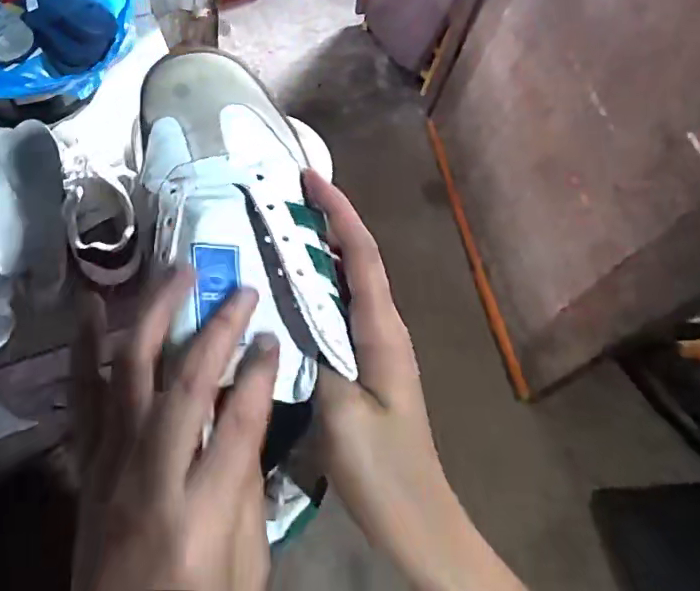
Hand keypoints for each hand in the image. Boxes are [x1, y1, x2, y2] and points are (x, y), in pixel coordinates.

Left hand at [71, 267, 279, 590]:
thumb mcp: (244, 569)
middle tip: (238, 290)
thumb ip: (247, 488)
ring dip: (154, 313)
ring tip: (176, 272)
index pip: (238, 424)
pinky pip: (81, 392)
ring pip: (129, 369)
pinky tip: (90, 303)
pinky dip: (84, 344)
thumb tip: (246, 411)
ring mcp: (108, 462)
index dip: (258, 372)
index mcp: (199, 515)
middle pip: (184, 383)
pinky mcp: (84, 461)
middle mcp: (149, 476)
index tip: (271, 335)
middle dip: (216, 328)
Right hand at [307, 171, 524, 590]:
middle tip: (284, 194)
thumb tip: (285, 310)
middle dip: (327, 218)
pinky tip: (289, 286)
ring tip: (281, 225)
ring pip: (348, 279)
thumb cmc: (383, 468)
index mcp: (382, 330)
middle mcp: (383, 326)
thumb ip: (314, 355)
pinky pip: (339, 305)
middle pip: (358, 256)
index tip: (308, 177)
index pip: (362, 254)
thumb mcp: (342, 413)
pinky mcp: (364, 361)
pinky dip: (316, 281)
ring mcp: (376, 343)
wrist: (418, 521)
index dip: (338, 210)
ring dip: (321, 246)